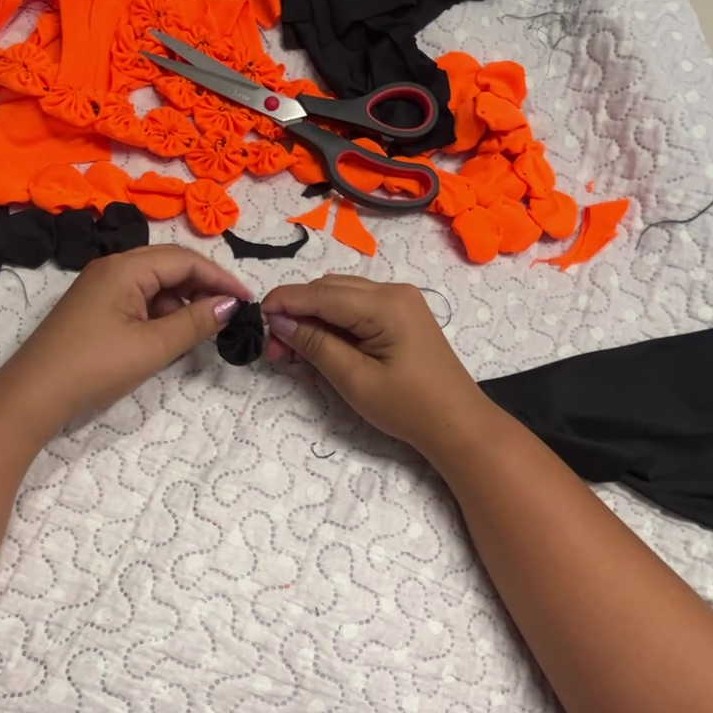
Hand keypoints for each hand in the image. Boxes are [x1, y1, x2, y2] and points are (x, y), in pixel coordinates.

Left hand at [0, 245, 252, 425]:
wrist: (33, 395)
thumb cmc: (95, 367)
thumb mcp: (153, 346)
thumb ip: (196, 322)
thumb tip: (231, 304)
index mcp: (125, 267)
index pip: (184, 259)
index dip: (220, 278)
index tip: (247, 301)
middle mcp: (111, 268)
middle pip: (169, 266)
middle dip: (202, 287)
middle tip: (228, 315)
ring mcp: (99, 288)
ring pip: (153, 284)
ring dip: (180, 303)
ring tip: (199, 332)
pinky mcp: (93, 309)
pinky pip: (136, 300)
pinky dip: (159, 314)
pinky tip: (168, 339)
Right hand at [261, 276, 494, 453]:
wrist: (458, 423)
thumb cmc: (408, 407)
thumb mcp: (355, 379)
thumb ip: (315, 345)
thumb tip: (278, 320)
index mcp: (385, 305)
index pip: (321, 293)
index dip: (285, 301)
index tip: (255, 317)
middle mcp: (393, 291)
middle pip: (329, 289)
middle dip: (296, 312)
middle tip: (274, 348)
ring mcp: (400, 301)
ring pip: (340, 296)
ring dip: (312, 316)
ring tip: (291, 350)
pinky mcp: (401, 315)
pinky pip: (356, 307)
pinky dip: (332, 321)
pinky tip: (318, 344)